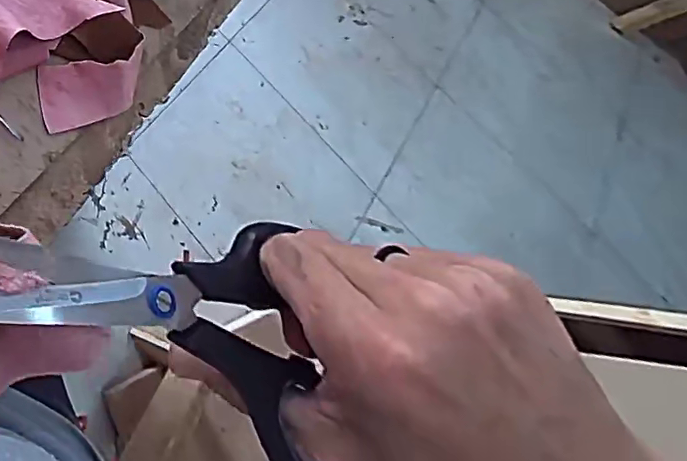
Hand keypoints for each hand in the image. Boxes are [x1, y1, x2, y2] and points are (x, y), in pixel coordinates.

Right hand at [173, 232, 650, 460]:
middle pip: (326, 246)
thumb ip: (244, 383)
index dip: (274, 274)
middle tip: (336, 339)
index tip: (283, 306)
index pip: (289, 253)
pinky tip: (445, 339)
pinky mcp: (505, 273)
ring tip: (401, 346)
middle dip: (317, 284)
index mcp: (375, 346)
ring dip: (370, 289)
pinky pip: (427, 259)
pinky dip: (419, 290)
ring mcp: (471, 279)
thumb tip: (181, 343)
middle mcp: (422, 297)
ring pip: (375, 253)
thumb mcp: (333, 449)